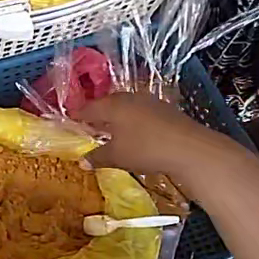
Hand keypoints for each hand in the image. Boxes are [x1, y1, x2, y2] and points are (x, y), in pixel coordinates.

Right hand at [79, 93, 240, 180]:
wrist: (188, 147)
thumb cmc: (145, 148)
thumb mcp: (117, 156)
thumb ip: (98, 156)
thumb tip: (82, 161)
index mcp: (112, 105)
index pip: (88, 108)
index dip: (78, 116)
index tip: (70, 123)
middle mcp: (129, 98)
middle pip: (107, 104)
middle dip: (98, 116)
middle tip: (89, 128)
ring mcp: (149, 101)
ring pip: (125, 108)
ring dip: (116, 119)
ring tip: (111, 132)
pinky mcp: (164, 110)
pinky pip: (140, 113)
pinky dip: (132, 122)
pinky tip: (134, 134)